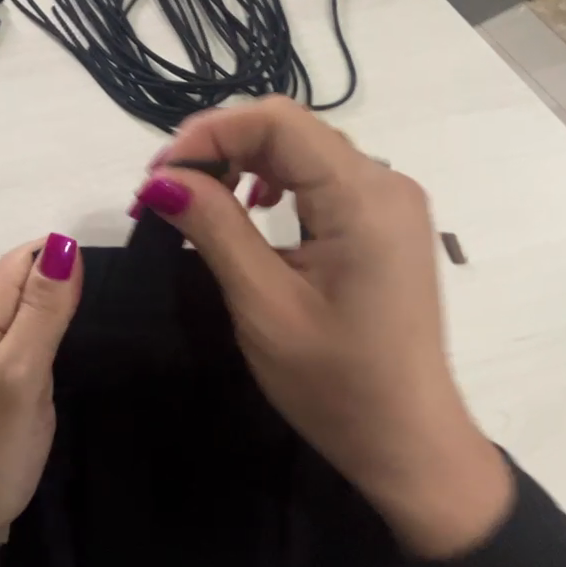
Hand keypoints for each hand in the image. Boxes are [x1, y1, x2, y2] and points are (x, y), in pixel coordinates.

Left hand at [0, 235, 82, 558]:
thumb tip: (65, 245)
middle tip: (95, 339)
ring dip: (52, 321)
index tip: (98, 313)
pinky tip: (56, 366)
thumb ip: (43, 310)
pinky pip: (12, 331)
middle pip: (26, 276)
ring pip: (22, 304)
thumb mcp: (21, 378)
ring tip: (84, 353)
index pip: (32, 257)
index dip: (69, 274)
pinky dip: (37, 341)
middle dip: (62, 296)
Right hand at [134, 97, 511, 558]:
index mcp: (364, 198)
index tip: (157, 176)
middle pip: (287, 129)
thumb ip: (214, 229)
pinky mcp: (381, 222)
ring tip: (192, 199)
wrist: (409, 444)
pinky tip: (247, 210)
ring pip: (299, 149)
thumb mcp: (263, 305)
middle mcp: (385, 182)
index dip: (207, 134)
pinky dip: (268, 180)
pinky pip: (316, 176)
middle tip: (162, 190)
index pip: (276, 122)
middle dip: (217, 146)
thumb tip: (160, 179)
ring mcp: (388, 201)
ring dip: (239, 161)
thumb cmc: (337, 384)